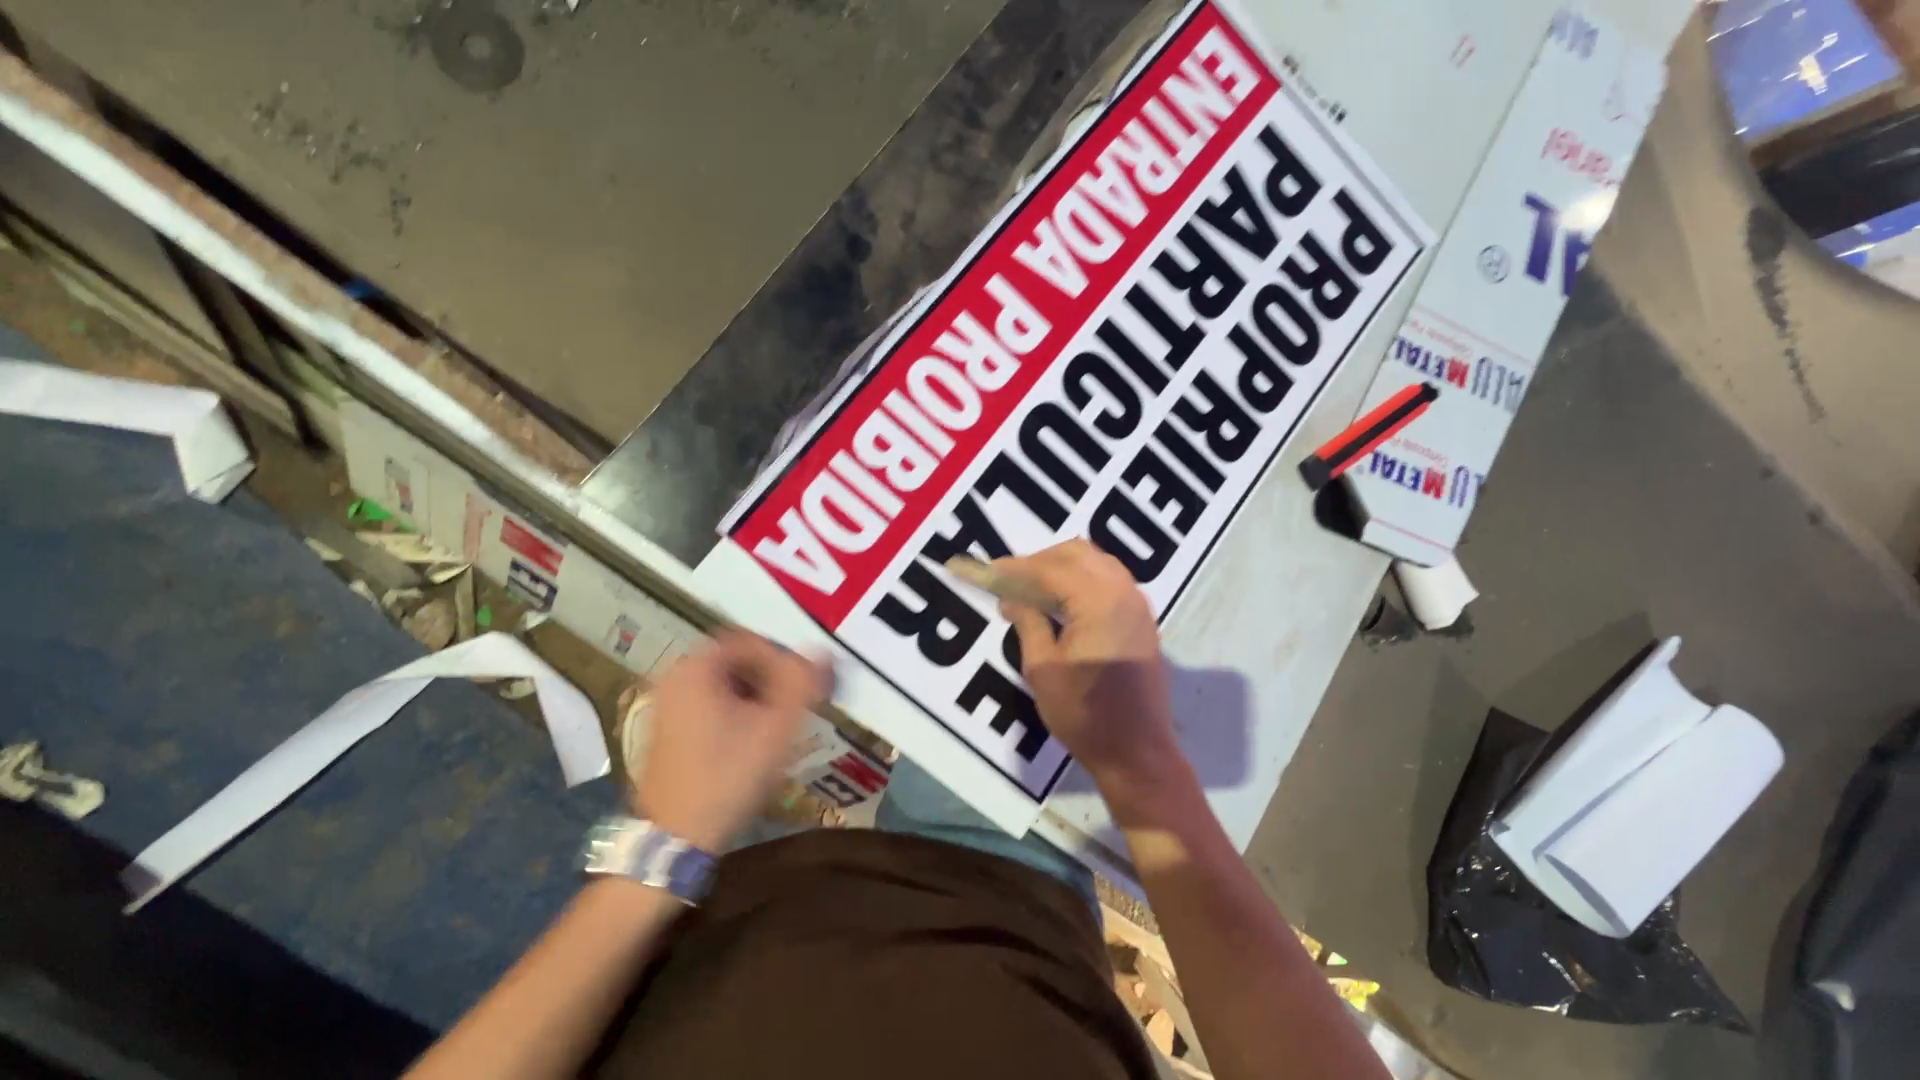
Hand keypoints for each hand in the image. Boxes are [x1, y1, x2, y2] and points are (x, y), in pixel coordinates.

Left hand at [634, 631, 832, 849]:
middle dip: (771, 678)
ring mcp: (664, 706)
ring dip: (756, 698)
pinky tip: (754, 743)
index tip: (806, 686)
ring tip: (780, 726)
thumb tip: (824, 652)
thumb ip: (802, 683)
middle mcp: (673, 678)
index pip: (749, 641)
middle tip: (798, 705)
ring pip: (723, 687)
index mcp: (694, 668)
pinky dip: (735, 714)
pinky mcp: (665, 733)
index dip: (783, 658)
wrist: (676, 839)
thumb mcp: (776, 728)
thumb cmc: (728, 776)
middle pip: (735, 662)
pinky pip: (708, 707)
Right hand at [992, 540, 1182, 792]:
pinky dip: (1082, 580)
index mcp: (1099, 602)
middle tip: (1008, 580)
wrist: (1137, 753)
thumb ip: (1028, 624)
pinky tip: (1061, 602)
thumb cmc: (1084, 714)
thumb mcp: (1043, 670)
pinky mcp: (1142, 621)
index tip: (986, 570)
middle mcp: (1124, 592)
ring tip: (1031, 589)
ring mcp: (1138, 605)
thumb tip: (1012, 599)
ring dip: (1062, 567)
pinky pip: (1110, 581)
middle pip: (1077, 554)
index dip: (1014, 568)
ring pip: (1096, 563)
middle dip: (1039, 561)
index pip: (1049, 569)